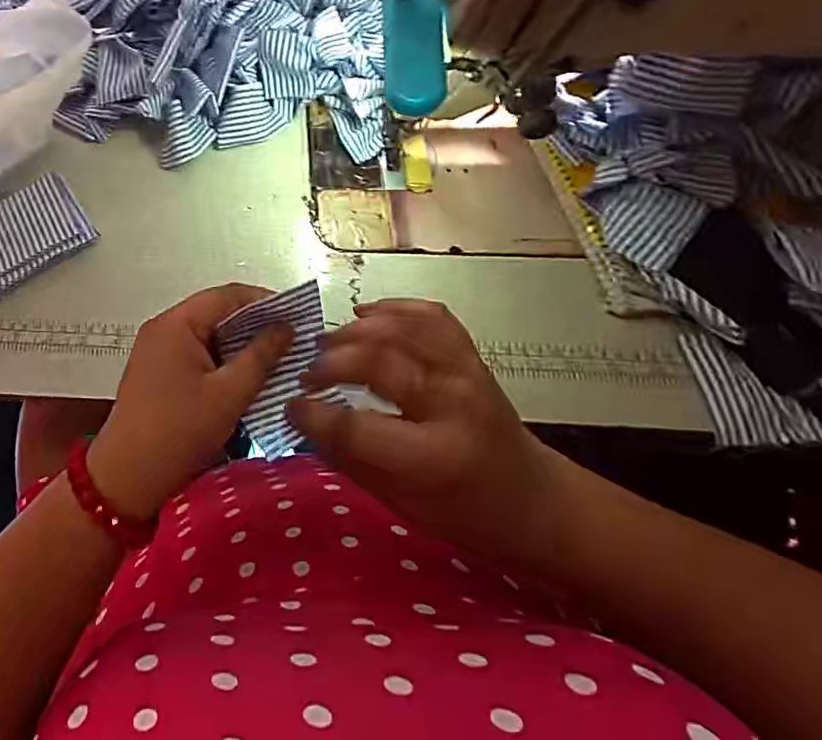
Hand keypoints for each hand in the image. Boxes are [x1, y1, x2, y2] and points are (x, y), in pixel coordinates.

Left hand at [86, 285, 292, 520]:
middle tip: (290, 339)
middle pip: (216, 313)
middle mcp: (163, 329)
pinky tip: (247, 377)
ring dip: (239, 346)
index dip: (264, 301)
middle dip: (255, 325)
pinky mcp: (157, 372)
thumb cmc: (179, 432)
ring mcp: (157, 350)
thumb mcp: (230, 393)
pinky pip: (197, 354)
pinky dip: (222, 361)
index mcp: (176, 324)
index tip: (295, 315)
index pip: (227, 296)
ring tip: (275, 358)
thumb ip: (261, 355)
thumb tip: (286, 328)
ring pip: (208, 336)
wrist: (127, 479)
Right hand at [287, 298, 563, 561]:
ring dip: (356, 332)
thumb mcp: (402, 504)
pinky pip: (431, 316)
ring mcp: (467, 371)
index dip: (315, 415)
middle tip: (306, 374)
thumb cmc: (464, 513)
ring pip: (403, 329)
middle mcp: (454, 404)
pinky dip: (394, 308)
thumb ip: (351, 460)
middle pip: (380, 363)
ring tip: (327, 344)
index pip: (359, 427)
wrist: (532, 498)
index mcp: (436, 456)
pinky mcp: (472, 355)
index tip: (290, 407)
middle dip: (332, 364)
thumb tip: (304, 423)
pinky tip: (366, 316)